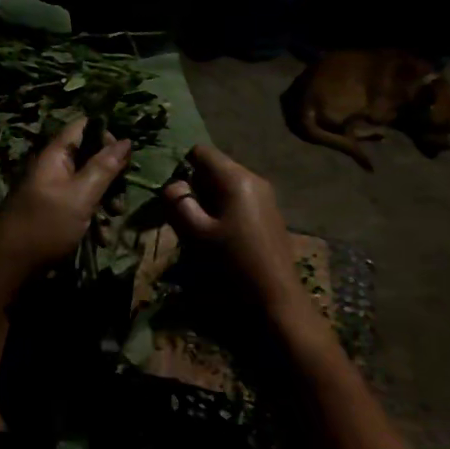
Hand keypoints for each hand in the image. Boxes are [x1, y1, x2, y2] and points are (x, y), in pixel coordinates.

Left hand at [0, 117, 130, 279]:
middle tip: (120, 199)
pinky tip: (100, 238)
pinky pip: (79, 207)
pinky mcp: (53, 214)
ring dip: (105, 202)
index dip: (106, 136)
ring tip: (113, 220)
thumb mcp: (81, 195)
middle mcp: (53, 168)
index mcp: (55, 155)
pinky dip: (92, 219)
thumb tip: (125, 140)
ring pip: (88, 185)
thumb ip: (104, 167)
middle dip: (111, 177)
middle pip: (89, 158)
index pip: (83, 127)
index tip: (125, 157)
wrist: (10, 267)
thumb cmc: (46, 226)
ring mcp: (52, 192)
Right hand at [163, 144, 306, 314]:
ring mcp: (265, 196)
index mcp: (236, 178)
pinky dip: (223, 211)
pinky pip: (238, 200)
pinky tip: (221, 238)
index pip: (201, 152)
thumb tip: (172, 186)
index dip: (181, 167)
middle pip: (214, 168)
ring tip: (200, 231)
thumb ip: (178, 204)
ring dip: (208, 202)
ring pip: (225, 186)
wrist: (276, 297)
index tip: (173, 195)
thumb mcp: (196, 234)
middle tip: (184, 218)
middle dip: (194, 188)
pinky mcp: (269, 214)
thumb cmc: (233, 263)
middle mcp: (253, 179)